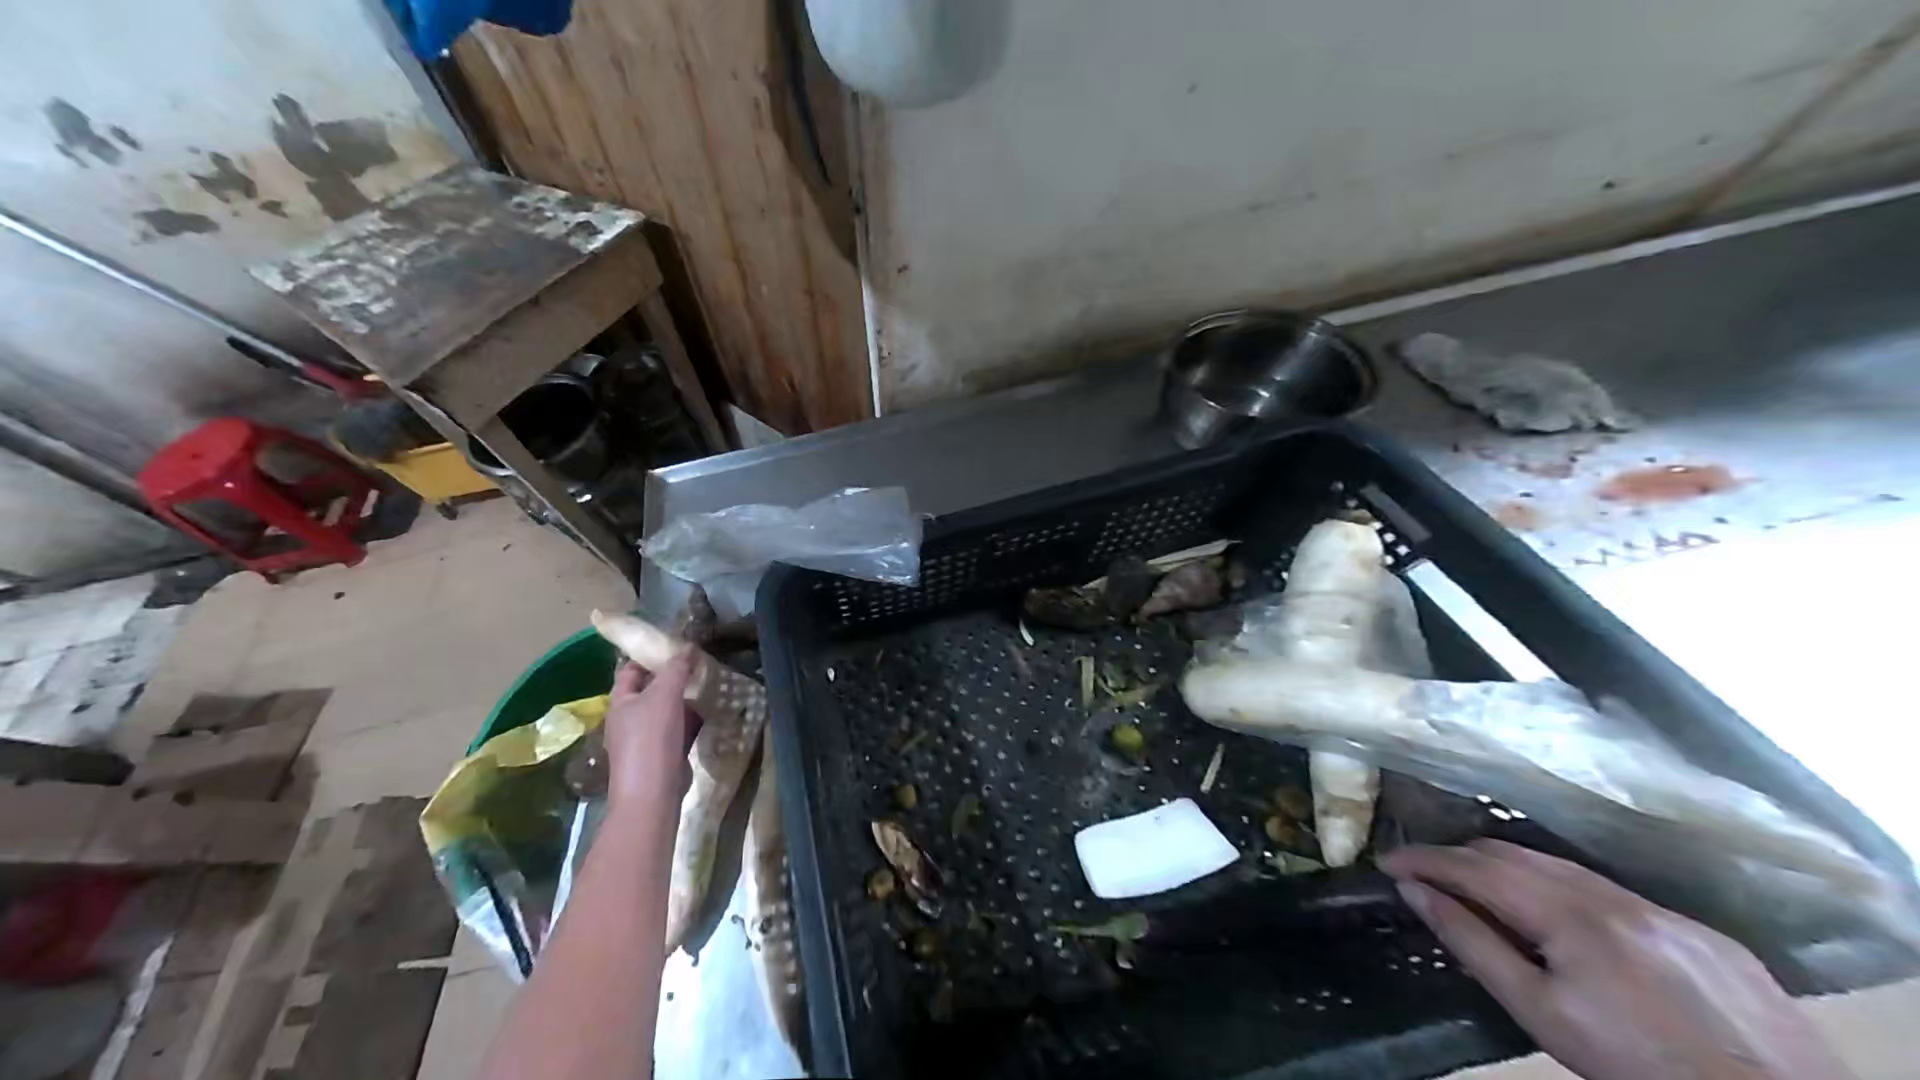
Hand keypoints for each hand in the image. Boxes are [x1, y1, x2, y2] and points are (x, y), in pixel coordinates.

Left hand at [604, 651, 699, 811]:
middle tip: (700, 663)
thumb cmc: (651, 739)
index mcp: (621, 701)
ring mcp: (646, 737)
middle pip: (651, 688)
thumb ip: (676, 668)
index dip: (649, 655)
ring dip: (686, 697)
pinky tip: (711, 711)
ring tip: (710, 682)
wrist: (652, 793)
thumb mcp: (664, 695)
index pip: (630, 669)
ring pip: (668, 709)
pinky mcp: (663, 753)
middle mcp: (629, 717)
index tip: (676, 644)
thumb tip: (688, 647)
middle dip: (673, 676)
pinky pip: (679, 728)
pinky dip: (693, 718)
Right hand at [1380, 839, 1851, 1079]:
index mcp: (1569, 913)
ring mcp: (1661, 907)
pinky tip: (1557, 915)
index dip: (1422, 858)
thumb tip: (1414, 890)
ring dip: (1506, 867)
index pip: (1474, 867)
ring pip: (1560, 866)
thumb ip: (1472, 943)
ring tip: (1474, 883)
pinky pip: (1608, 889)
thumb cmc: (1637, 1065)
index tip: (1384, 861)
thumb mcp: (1540, 1013)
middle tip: (1420, 871)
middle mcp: (1610, 894)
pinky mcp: (1701, 930)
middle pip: (1513, 854)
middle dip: (1458, 857)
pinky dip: (1559, 887)